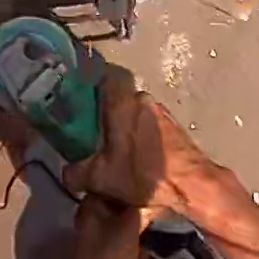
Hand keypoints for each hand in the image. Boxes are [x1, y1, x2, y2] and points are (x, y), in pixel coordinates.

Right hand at [64, 66, 213, 212]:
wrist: (192, 185)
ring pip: (137, 109)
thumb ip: (76, 173)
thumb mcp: (100, 179)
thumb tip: (67, 173)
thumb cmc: (142, 174)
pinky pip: (151, 122)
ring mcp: (163, 112)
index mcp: (123, 104)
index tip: (83, 88)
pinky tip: (137, 156)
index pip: (108, 73)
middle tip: (95, 126)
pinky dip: (142, 133)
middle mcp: (143, 100)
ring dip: (127, 122)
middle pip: (121, 93)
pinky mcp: (176, 127)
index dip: (95, 76)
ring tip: (117, 146)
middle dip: (108, 107)